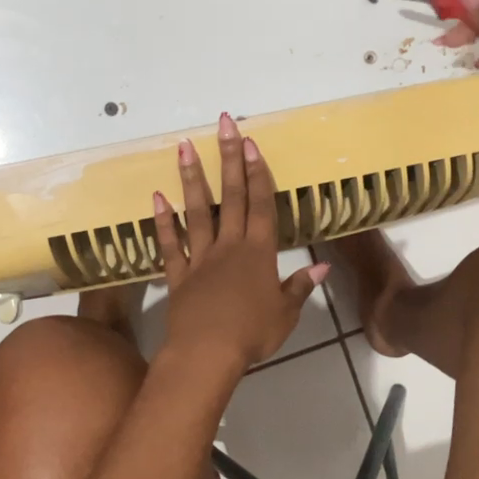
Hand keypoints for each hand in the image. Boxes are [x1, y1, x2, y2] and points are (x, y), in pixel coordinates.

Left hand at [153, 114, 327, 370]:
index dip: (257, 174)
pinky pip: (169, 244)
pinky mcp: (178, 275)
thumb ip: (299, 288)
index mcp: (259, 254)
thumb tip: (322, 267)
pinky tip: (157, 197)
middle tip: (224, 125)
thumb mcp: (285, 314)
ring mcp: (200, 258)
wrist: (206, 353)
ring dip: (192, 179)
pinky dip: (162, 222)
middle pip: (230, 197)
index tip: (251, 144)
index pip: (261, 206)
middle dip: (229, 159)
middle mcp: (229, 247)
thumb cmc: (252, 335)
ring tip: (184, 147)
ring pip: (197, 212)